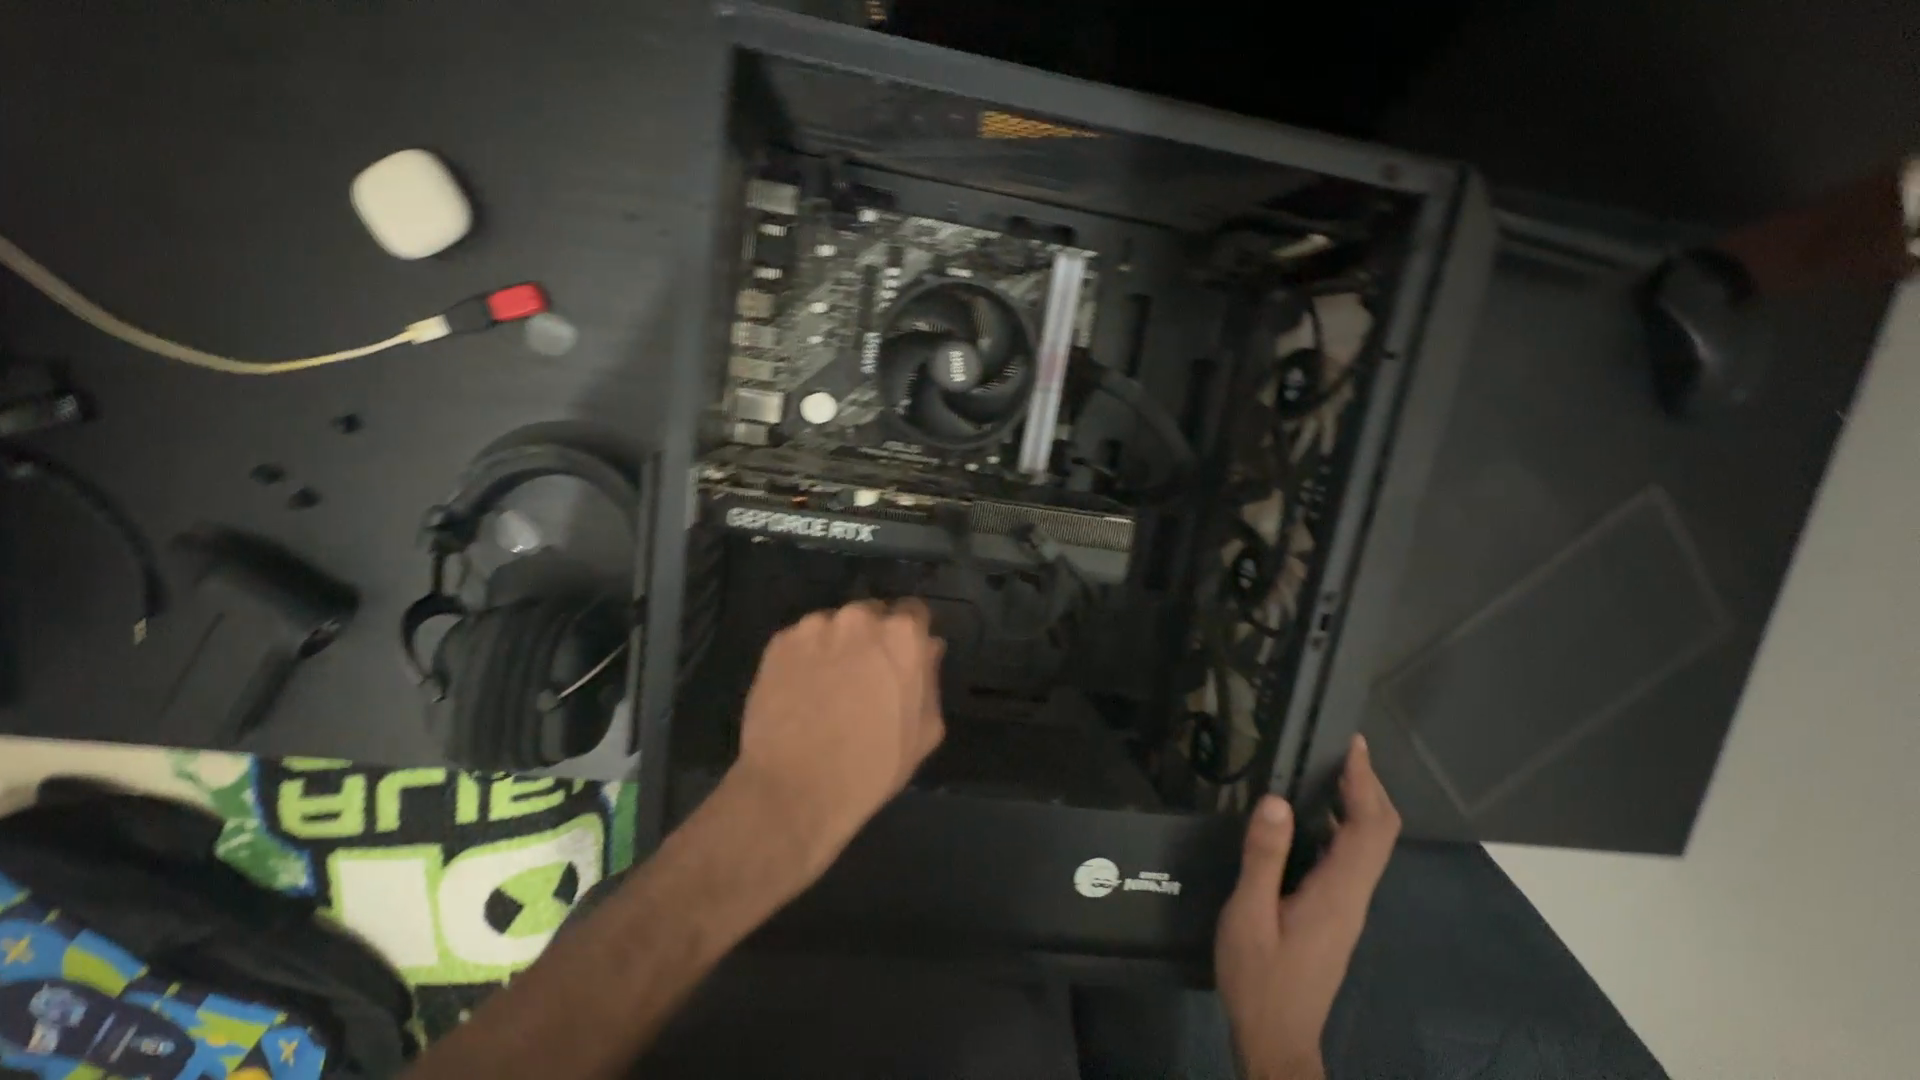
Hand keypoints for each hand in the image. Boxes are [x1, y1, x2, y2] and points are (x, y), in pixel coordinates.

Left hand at [729, 598, 946, 874]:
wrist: (795, 788)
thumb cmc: (872, 766)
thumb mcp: (925, 731)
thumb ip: (930, 678)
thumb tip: (928, 648)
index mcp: (902, 634)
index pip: (913, 612)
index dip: (908, 636)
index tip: (901, 660)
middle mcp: (858, 618)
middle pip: (871, 615)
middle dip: (870, 638)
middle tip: (863, 677)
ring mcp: (813, 627)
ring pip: (832, 627)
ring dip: (835, 646)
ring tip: (827, 688)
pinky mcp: (778, 642)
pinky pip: (800, 642)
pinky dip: (804, 659)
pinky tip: (801, 692)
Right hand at [1215, 735, 1400, 1079]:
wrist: (1277, 1040)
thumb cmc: (1260, 979)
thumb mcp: (1248, 916)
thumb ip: (1263, 857)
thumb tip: (1276, 800)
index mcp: (1338, 893)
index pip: (1370, 827)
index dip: (1365, 782)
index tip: (1350, 745)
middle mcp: (1353, 897)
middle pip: (1378, 833)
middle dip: (1366, 787)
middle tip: (1336, 751)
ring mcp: (1346, 909)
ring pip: (1366, 848)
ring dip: (1354, 806)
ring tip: (1319, 773)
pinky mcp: (1334, 917)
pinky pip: (1347, 862)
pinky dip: (1338, 829)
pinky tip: (1303, 822)